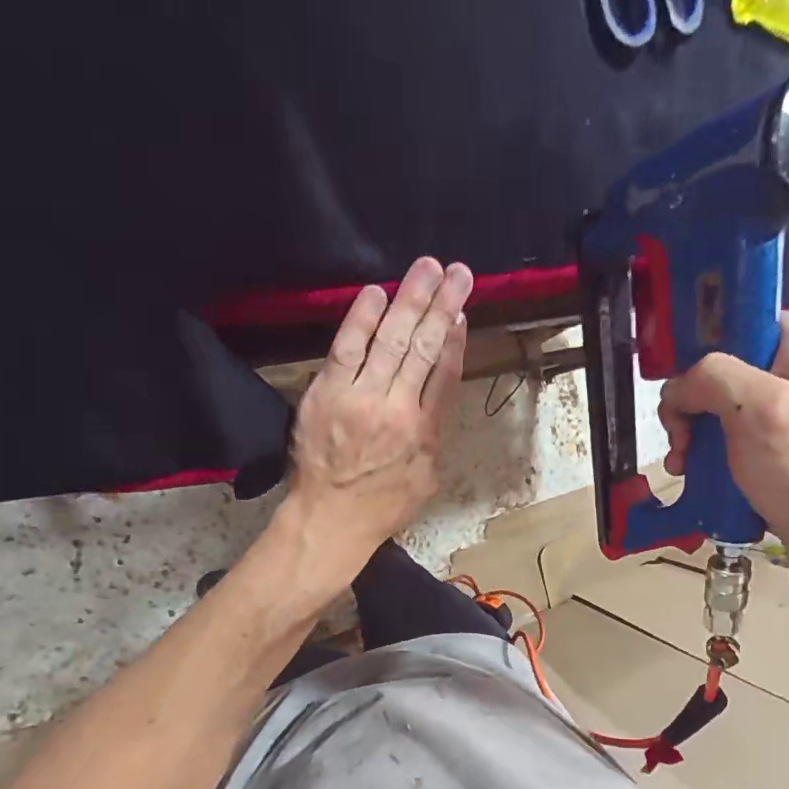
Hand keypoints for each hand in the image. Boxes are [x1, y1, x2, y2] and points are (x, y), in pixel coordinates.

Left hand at [286, 256, 472, 553]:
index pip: (445, 373)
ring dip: (410, 300)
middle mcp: (397, 408)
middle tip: (456, 271)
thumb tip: (438, 397)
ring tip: (427, 269)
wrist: (329, 519)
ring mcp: (359, 398)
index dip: (456, 337)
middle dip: (442, 305)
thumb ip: (435, 435)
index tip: (462, 310)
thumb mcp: (427, 478)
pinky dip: (361, 319)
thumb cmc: (382, 505)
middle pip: (424, 347)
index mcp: (425, 431)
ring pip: (390, 340)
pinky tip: (376, 293)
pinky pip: (346, 348)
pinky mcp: (326, 394)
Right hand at [657, 312, 788, 571]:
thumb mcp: (759, 409)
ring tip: (683, 461)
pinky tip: (691, 469)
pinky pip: (720, 428)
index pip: (731, 320)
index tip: (679, 390)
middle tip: (681, 438)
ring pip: (711, 399)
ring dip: (688, 430)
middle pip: (715, 363)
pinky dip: (700, 447)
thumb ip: (712, 376)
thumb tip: (677, 389)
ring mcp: (783, 401)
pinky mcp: (770, 435)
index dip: (696, 351)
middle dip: (688, 402)